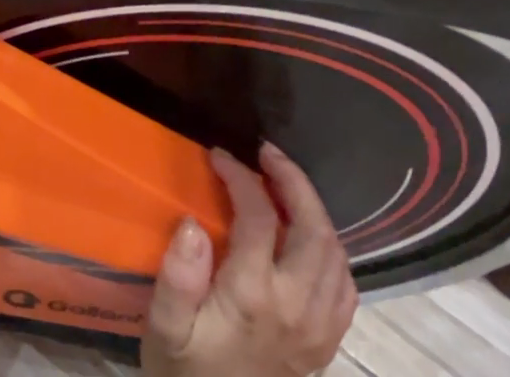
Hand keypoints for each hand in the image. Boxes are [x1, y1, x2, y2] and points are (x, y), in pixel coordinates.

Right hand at [140, 144, 358, 376]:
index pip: (260, 218)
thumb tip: (192, 222)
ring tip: (284, 183)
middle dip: (293, 182)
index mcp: (253, 295)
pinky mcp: (327, 341)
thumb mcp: (163, 327)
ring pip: (335, 253)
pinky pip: (346, 284)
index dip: (241, 178)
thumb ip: (177, 277)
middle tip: (266, 153)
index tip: (218, 155)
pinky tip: (308, 238)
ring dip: (314, 210)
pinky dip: (331, 249)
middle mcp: (297, 306)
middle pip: (313, 229)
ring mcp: (320, 326)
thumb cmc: (183, 370)